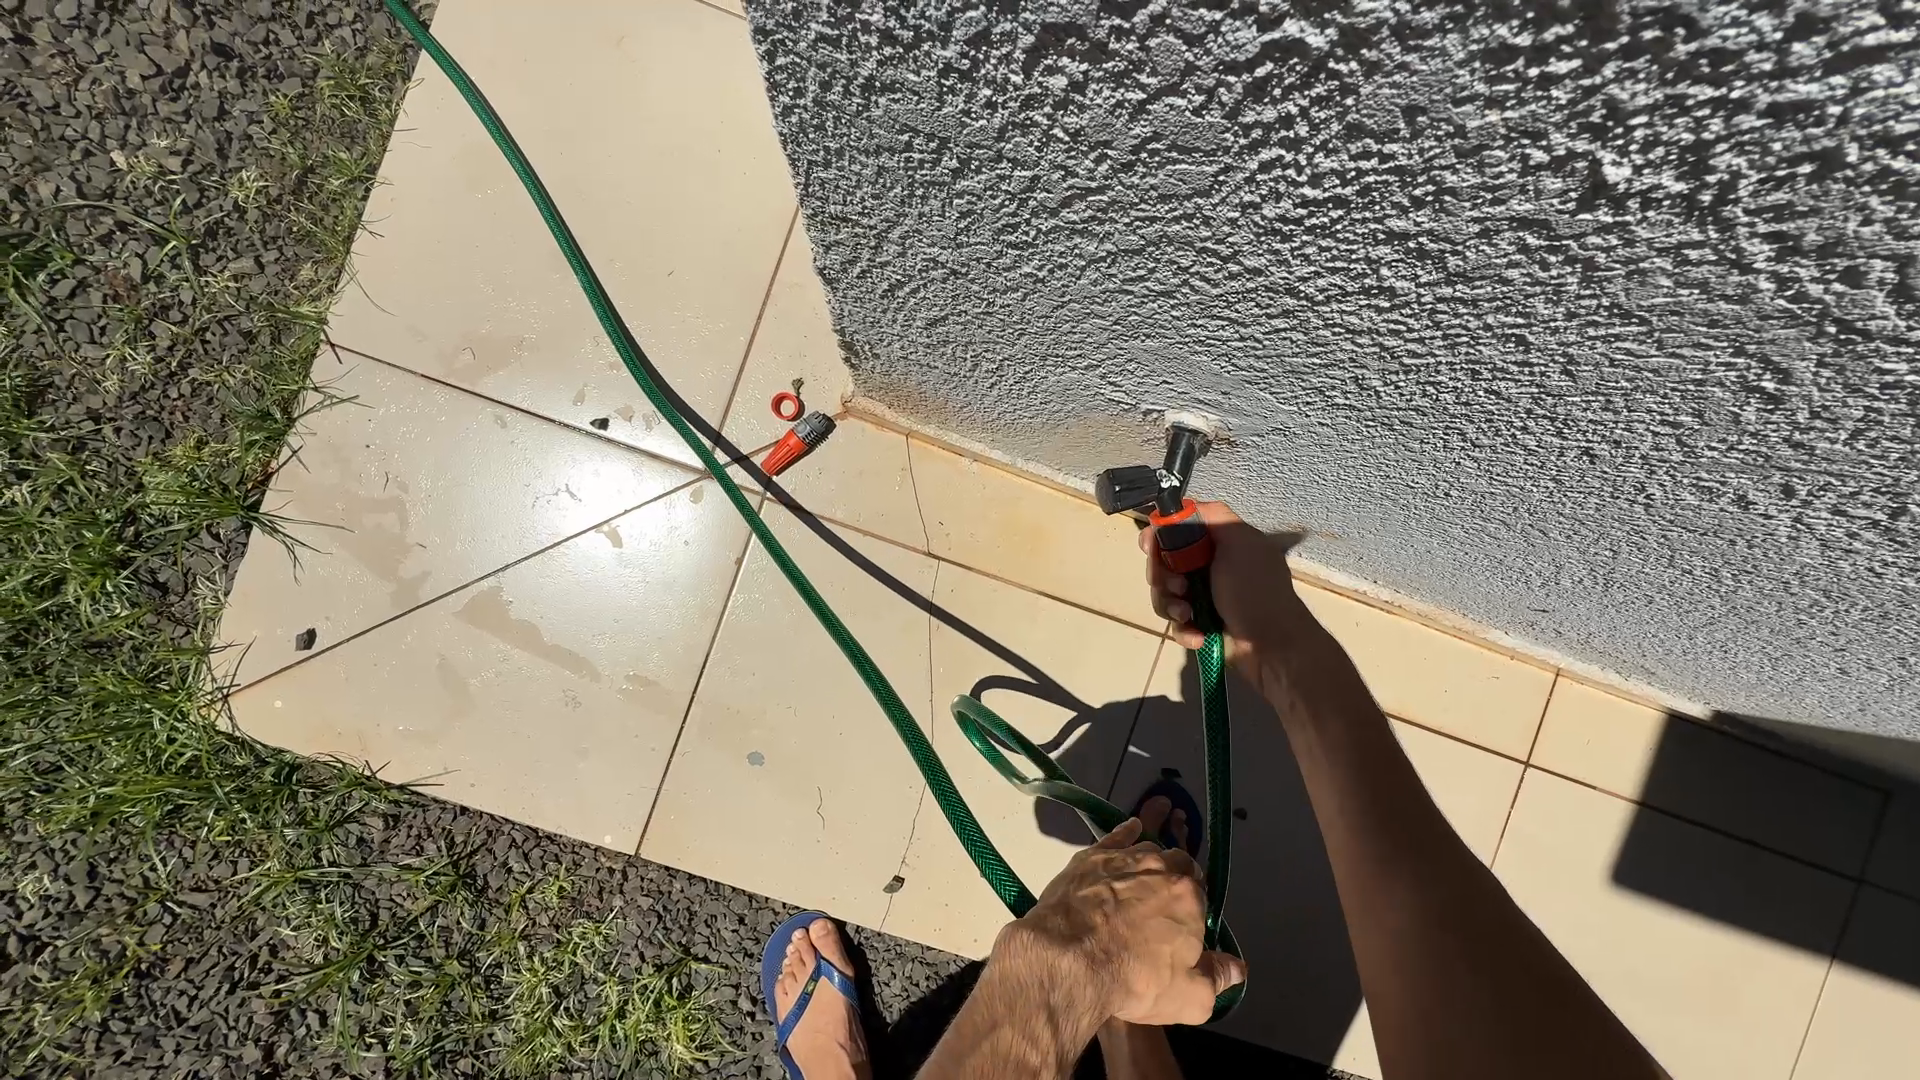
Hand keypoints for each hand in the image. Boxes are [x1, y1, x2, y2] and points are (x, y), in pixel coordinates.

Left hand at [998, 816, 1246, 1026]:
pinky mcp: (1092, 855)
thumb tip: (1237, 966)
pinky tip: (1132, 828)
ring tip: (1148, 873)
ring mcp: (1124, 857)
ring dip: (1153, 859)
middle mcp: (1160, 867)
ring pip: (1148, 849)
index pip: (1201, 891)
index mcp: (1188, 896)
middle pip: (1178, 862)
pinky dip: (1128, 831)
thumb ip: (1218, 977)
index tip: (1186, 921)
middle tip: (1168, 900)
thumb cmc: (1136, 980)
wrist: (1070, 957)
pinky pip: (1117, 835)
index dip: (1195, 906)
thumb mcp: (1191, 997)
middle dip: (1179, 877)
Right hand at [1140, 500, 1307, 659]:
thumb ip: (1214, 516)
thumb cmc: (1255, 590)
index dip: (1159, 537)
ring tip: (1187, 614)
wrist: (1271, 645)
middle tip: (1176, 585)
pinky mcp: (1200, 625)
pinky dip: (1183, 629)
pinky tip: (1197, 634)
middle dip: (1162, 575)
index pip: (1177, 532)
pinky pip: (1176, 623)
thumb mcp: (1240, 541)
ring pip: (1165, 594)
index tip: (1149, 545)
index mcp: (1220, 545)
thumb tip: (1186, 503)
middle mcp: (1210, 568)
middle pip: (1164, 564)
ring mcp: (1204, 598)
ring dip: (1170, 604)